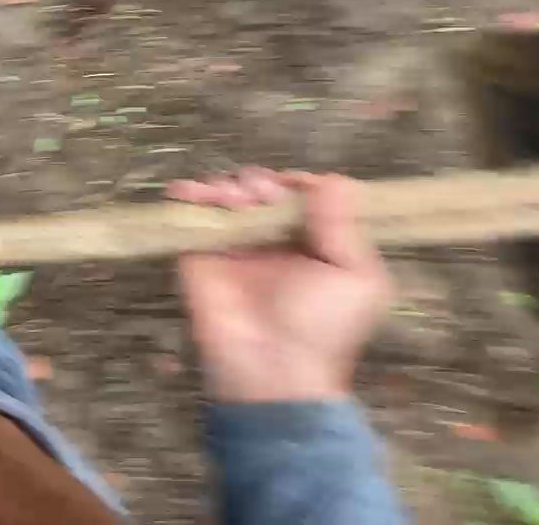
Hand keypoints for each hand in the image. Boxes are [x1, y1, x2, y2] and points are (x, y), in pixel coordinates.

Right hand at [167, 168, 391, 402]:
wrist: (270, 361)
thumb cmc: (322, 322)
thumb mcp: (353, 276)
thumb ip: (342, 226)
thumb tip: (335, 178)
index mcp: (313, 241)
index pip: (302, 197)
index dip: (296, 184)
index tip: (292, 185)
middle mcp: (271, 236)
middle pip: (260, 189)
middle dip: (258, 183)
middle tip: (256, 195)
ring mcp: (231, 240)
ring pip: (223, 193)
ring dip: (224, 186)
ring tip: (230, 198)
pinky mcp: (195, 248)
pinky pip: (187, 212)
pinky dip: (185, 193)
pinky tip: (189, 191)